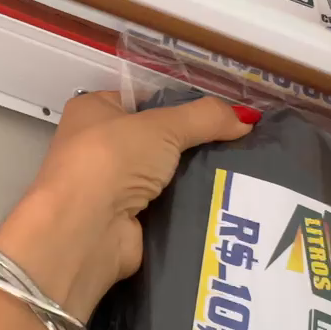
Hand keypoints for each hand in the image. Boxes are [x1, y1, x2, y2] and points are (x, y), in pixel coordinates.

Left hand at [0, 93, 253, 321]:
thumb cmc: (111, 160)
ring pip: (166, 176)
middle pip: (158, 140)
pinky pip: (169, 208)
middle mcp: (98, 145)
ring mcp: (112, 186)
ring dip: (197, 178)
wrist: (84, 229)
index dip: (182, 105)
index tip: (224, 116)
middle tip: (242, 148)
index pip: (145, 100)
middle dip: (195, 145)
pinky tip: (228, 204)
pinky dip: (191, 207)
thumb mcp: (162, 127)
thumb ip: (205, 117)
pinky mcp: (128, 221)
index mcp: (94, 110)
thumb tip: (246, 119)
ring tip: (244, 176)